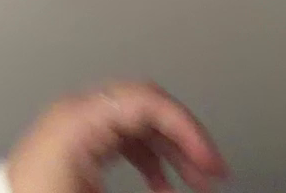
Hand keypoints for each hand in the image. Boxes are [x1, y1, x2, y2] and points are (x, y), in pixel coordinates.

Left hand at [7, 82, 225, 192]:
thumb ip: (149, 183)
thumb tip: (180, 188)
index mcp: (80, 115)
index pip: (148, 101)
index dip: (187, 128)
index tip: (210, 160)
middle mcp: (77, 109)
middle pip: (145, 106)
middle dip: (183, 136)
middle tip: (212, 169)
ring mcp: (74, 122)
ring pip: (137, 122)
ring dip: (169, 149)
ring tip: (195, 180)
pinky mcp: (73, 139)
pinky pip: (121, 136)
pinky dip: (147, 156)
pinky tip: (162, 185)